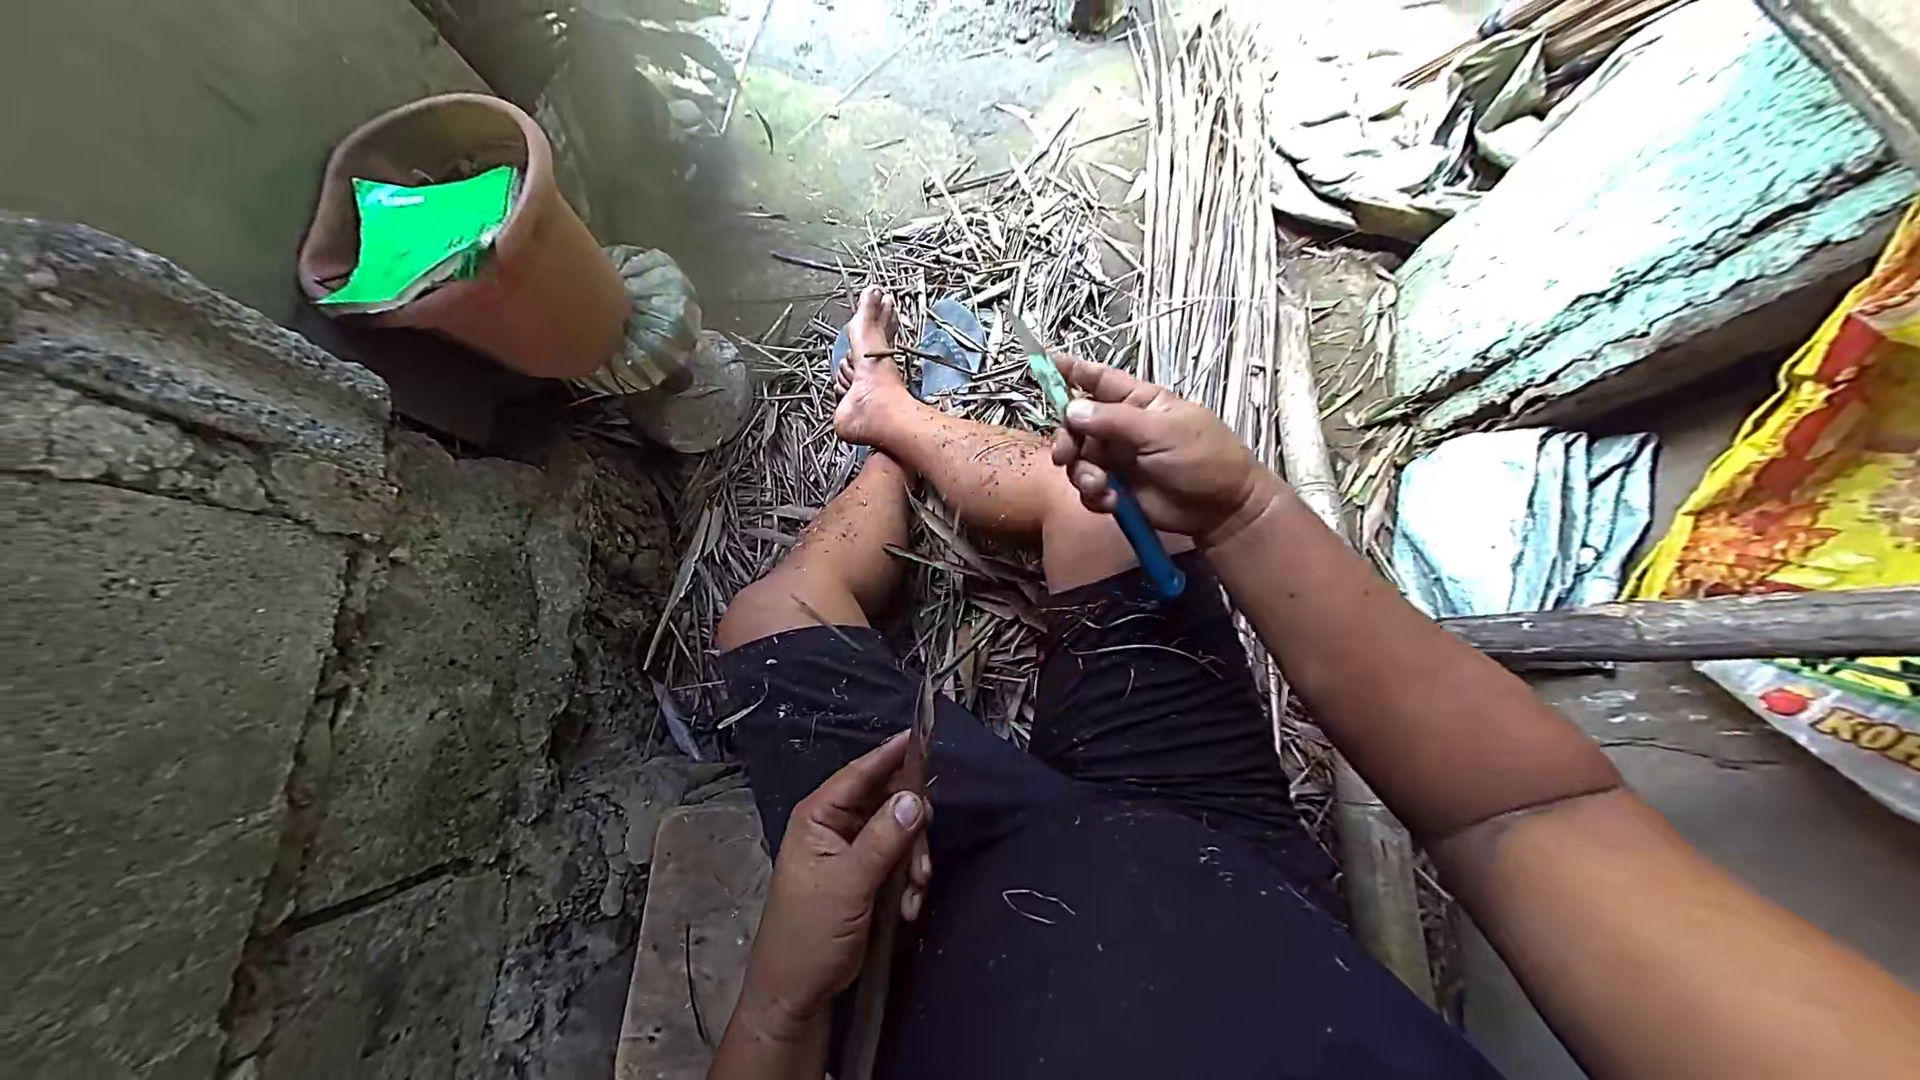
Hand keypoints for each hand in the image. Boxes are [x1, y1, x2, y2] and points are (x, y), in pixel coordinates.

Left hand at [735, 731, 933, 1038]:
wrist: (798, 996)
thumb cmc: (809, 935)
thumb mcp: (848, 884)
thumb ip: (883, 839)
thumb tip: (915, 798)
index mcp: (819, 816)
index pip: (859, 773)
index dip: (891, 754)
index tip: (920, 736)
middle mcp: (837, 825)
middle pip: (888, 801)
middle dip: (912, 827)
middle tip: (923, 854)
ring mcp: (853, 850)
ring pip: (901, 831)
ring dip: (915, 859)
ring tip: (916, 890)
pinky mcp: (868, 874)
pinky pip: (901, 859)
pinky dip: (910, 880)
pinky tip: (908, 907)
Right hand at [1049, 355, 1284, 545]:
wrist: (1221, 509)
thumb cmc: (1204, 458)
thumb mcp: (1162, 432)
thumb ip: (1114, 420)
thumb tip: (1072, 408)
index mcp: (1138, 403)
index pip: (1100, 379)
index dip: (1072, 370)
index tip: (1044, 362)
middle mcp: (1121, 429)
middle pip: (1075, 425)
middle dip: (1066, 439)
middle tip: (1065, 455)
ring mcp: (1117, 460)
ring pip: (1078, 460)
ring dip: (1082, 474)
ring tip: (1100, 486)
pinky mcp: (1116, 490)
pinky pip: (1088, 489)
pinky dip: (1094, 496)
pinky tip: (1111, 502)